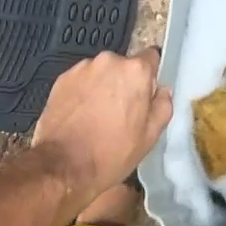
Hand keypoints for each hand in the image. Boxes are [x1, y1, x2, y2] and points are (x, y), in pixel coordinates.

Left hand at [32, 49, 173, 209]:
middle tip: (121, 113)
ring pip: (101, 73)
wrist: (63, 167)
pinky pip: (81, 81)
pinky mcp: (62, 78)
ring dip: (103, 88)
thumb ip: (162, 106)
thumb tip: (162, 91)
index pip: (151, 58)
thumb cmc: (111, 153)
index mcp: (135, 71)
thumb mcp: (149, 136)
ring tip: (97, 117)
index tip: (144, 95)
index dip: (149, 77)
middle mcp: (109, 60)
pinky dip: (83, 93)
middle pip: (124, 66)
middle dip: (124, 84)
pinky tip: (80, 117)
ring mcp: (83, 68)